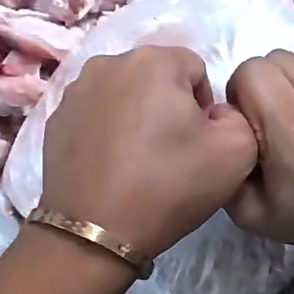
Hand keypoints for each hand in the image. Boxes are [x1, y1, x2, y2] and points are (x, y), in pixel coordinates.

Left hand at [41, 46, 257, 257]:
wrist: (97, 232)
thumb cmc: (170, 185)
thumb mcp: (237, 152)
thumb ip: (238, 116)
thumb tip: (213, 114)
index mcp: (154, 61)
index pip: (196, 68)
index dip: (206, 106)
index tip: (199, 142)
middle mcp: (109, 63)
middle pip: (156, 77)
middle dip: (169, 106)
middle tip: (173, 152)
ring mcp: (75, 91)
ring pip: (124, 95)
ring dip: (138, 118)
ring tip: (141, 161)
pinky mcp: (55, 121)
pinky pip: (96, 117)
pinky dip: (108, 133)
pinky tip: (113, 168)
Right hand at [226, 50, 293, 275]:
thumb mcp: (253, 214)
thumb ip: (227, 166)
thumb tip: (226, 126)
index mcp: (293, 128)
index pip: (249, 72)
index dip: (241, 95)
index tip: (250, 125)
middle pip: (272, 58)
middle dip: (261, 85)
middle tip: (269, 122)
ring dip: (287, 86)